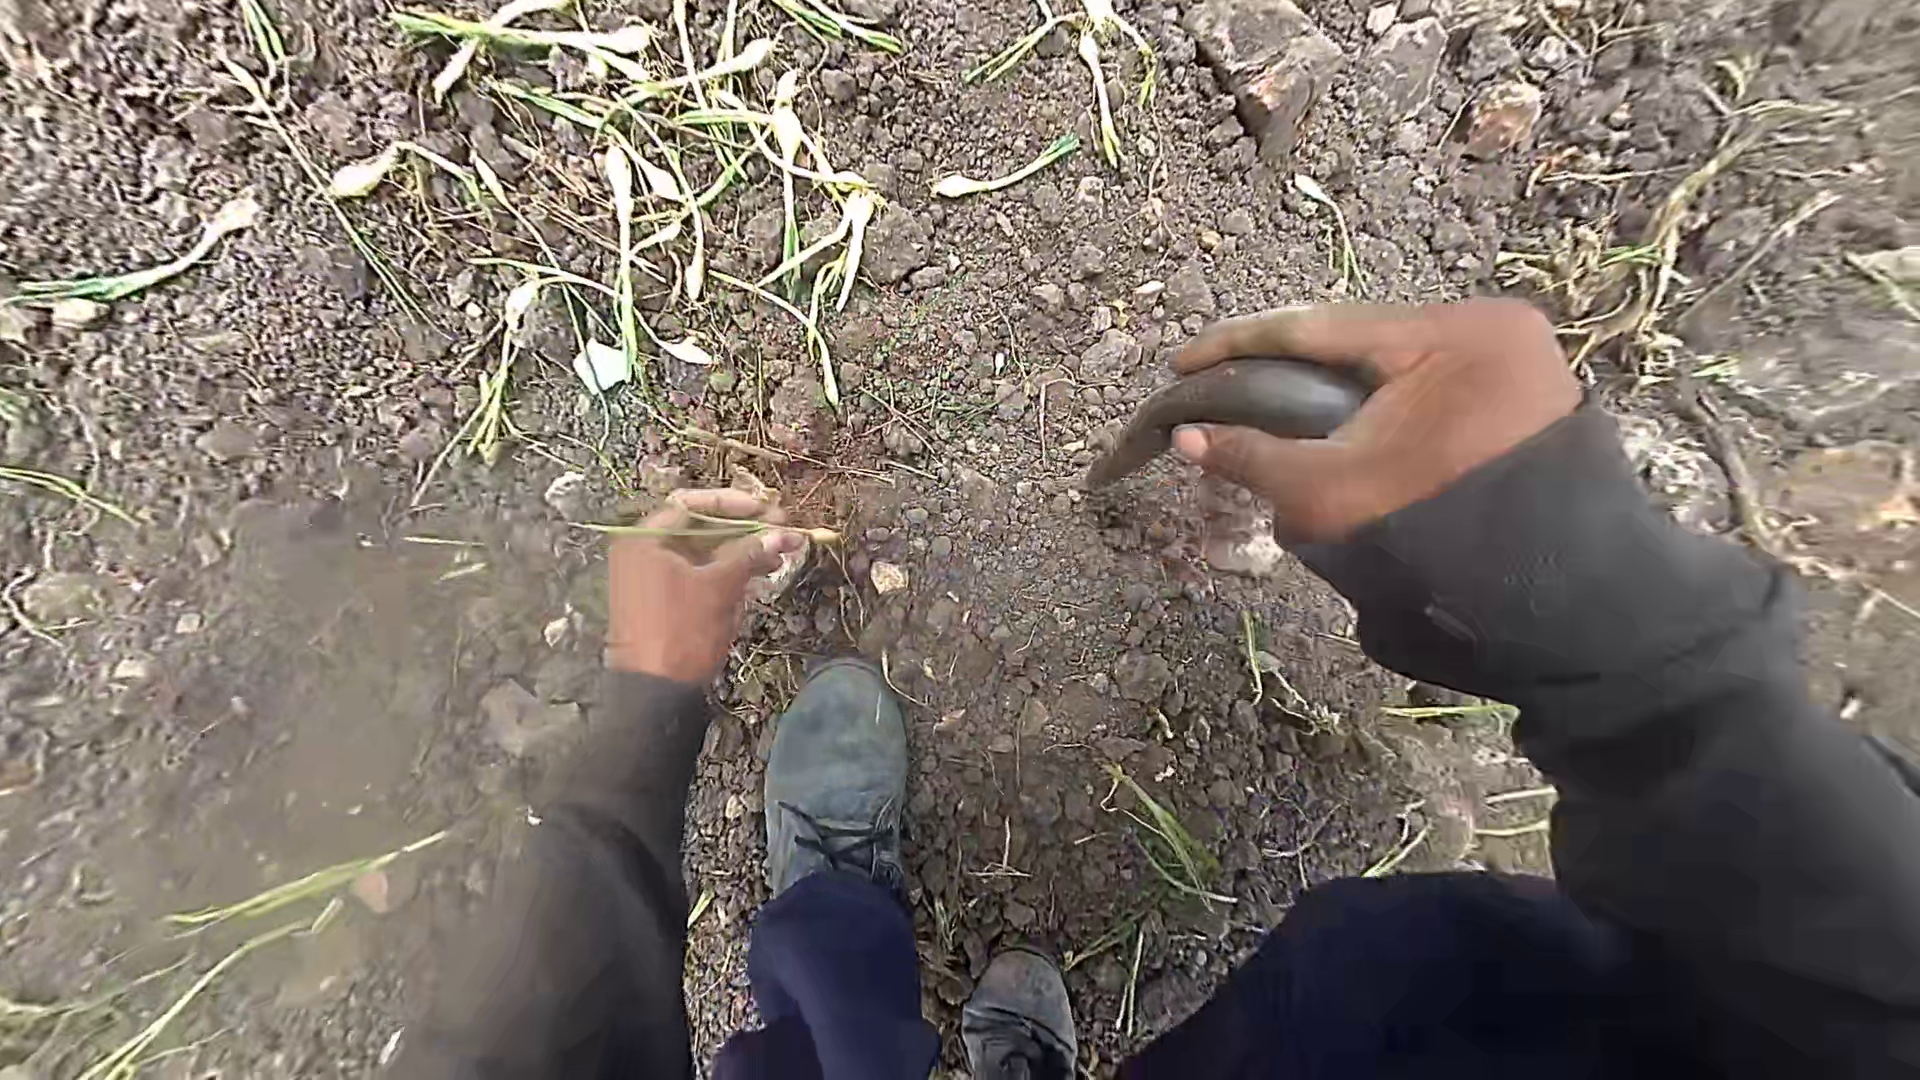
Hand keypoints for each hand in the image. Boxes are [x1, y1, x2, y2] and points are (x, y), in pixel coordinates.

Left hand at [607, 488, 804, 681]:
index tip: (767, 510)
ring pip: (709, 552)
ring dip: (745, 552)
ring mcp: (657, 575)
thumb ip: (751, 552)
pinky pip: (704, 574)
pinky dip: (732, 572)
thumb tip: (784, 533)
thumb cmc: (682, 629)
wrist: (654, 691)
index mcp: (646, 539)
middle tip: (783, 531)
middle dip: (746, 530)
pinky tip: (763, 573)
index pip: (692, 503)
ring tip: (781, 555)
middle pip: (703, 527)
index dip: (734, 503)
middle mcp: (647, 551)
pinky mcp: (670, 597)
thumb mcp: (720, 586)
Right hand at [1170, 300, 1580, 540]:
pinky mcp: (1497, 388)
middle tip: (1210, 377)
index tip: (1183, 362)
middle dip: (1269, 359)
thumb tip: (1182, 436)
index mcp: (1452, 336)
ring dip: (1304, 376)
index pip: (1318, 327)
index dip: (1237, 343)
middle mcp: (1482, 327)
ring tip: (1246, 390)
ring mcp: (1497, 356)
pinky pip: (1399, 377)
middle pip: (1345, 337)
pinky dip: (1345, 392)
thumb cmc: (1430, 534)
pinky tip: (1304, 404)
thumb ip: (1249, 455)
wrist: (1541, 599)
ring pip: (1370, 356)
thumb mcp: (1323, 490)